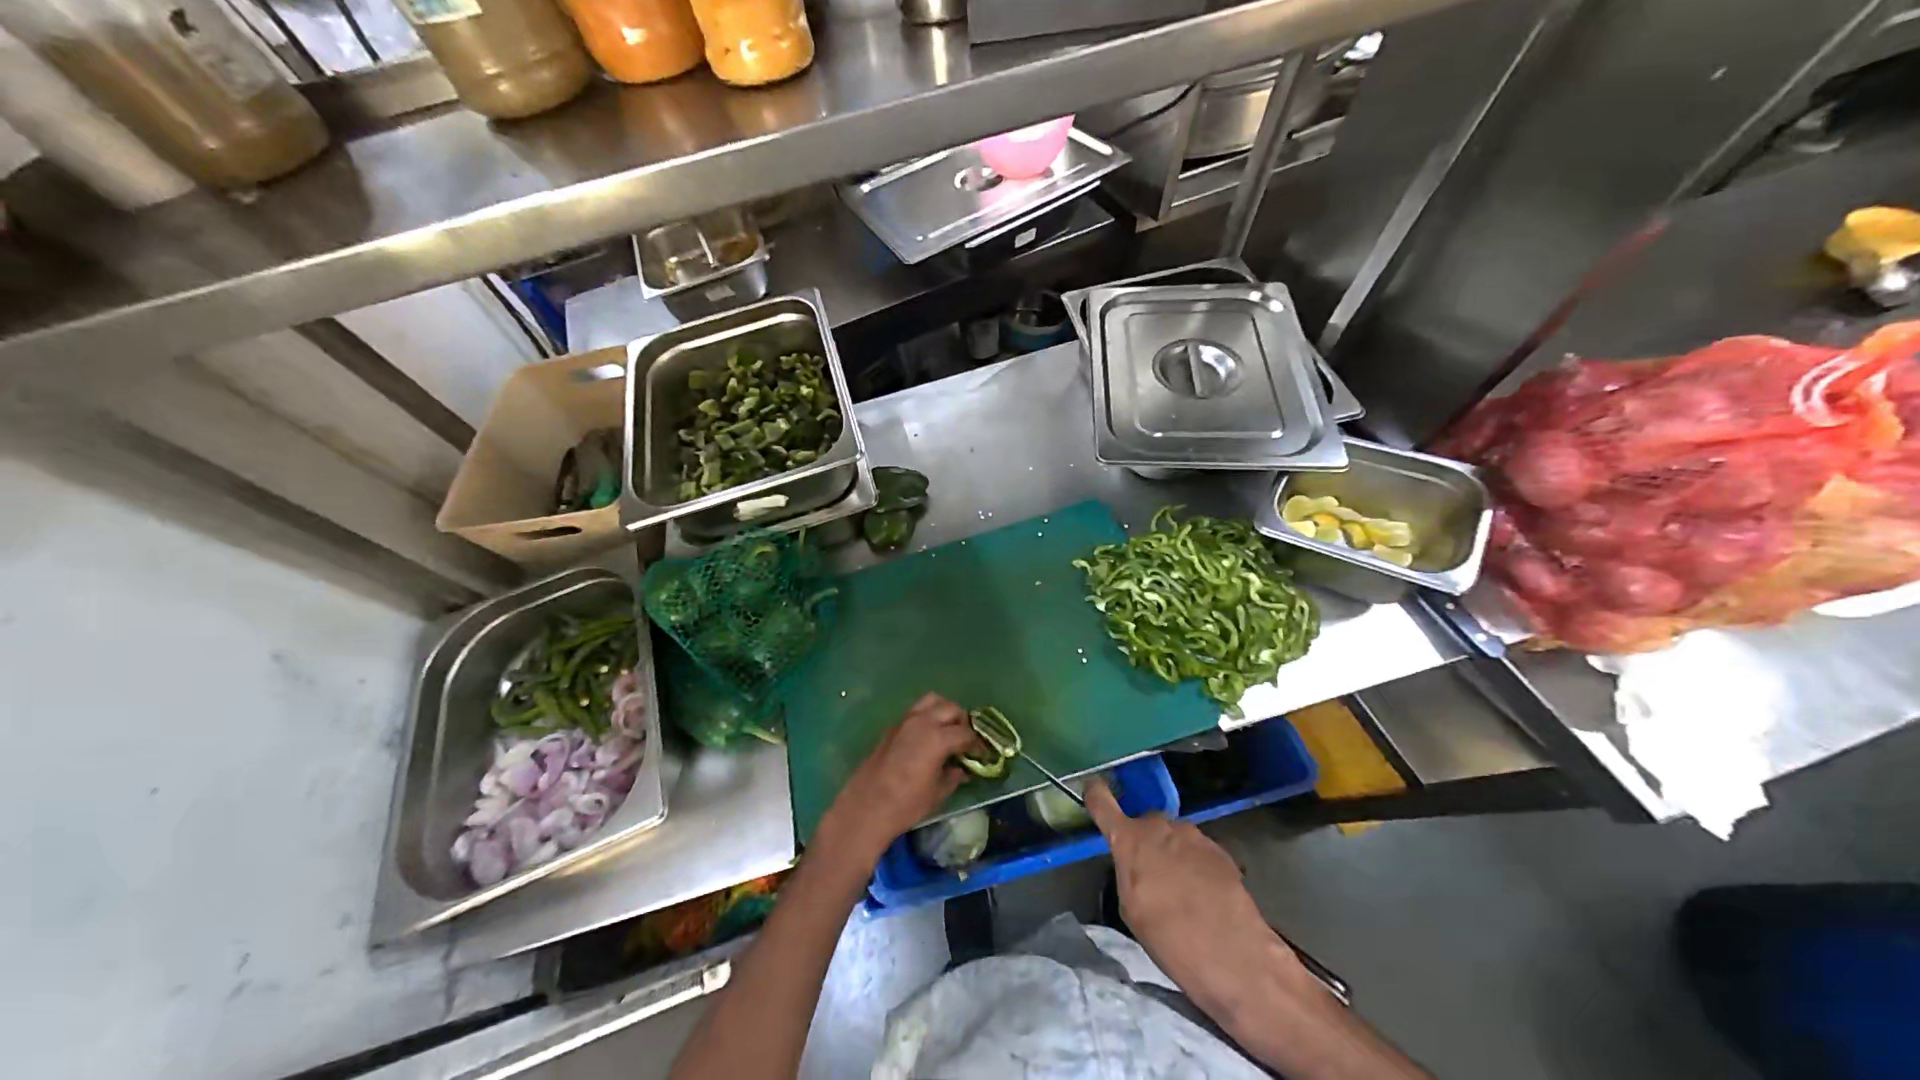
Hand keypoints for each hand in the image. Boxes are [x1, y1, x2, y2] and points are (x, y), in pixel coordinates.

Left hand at [815, 693, 982, 864]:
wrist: (866, 808)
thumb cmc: (905, 805)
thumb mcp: (937, 793)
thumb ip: (953, 776)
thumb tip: (962, 770)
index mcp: (937, 738)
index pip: (966, 733)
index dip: (977, 744)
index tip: (981, 754)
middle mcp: (922, 722)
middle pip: (950, 708)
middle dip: (962, 721)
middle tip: (965, 740)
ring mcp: (904, 722)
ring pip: (930, 701)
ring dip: (943, 712)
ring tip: (947, 731)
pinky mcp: (891, 728)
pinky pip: (915, 712)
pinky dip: (926, 717)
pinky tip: (927, 738)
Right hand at [1085, 778, 1314, 1018]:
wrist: (1231, 952)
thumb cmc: (1167, 936)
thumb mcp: (1130, 907)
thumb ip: (1128, 872)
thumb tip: (1137, 864)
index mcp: (1128, 840)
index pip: (1102, 803)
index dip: (1096, 794)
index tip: (1093, 788)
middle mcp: (1159, 827)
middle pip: (1146, 823)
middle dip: (1146, 841)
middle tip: (1151, 873)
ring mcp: (1193, 835)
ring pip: (1174, 836)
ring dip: (1173, 853)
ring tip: (1182, 889)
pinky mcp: (1220, 849)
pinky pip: (1198, 850)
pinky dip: (1196, 864)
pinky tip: (1205, 894)